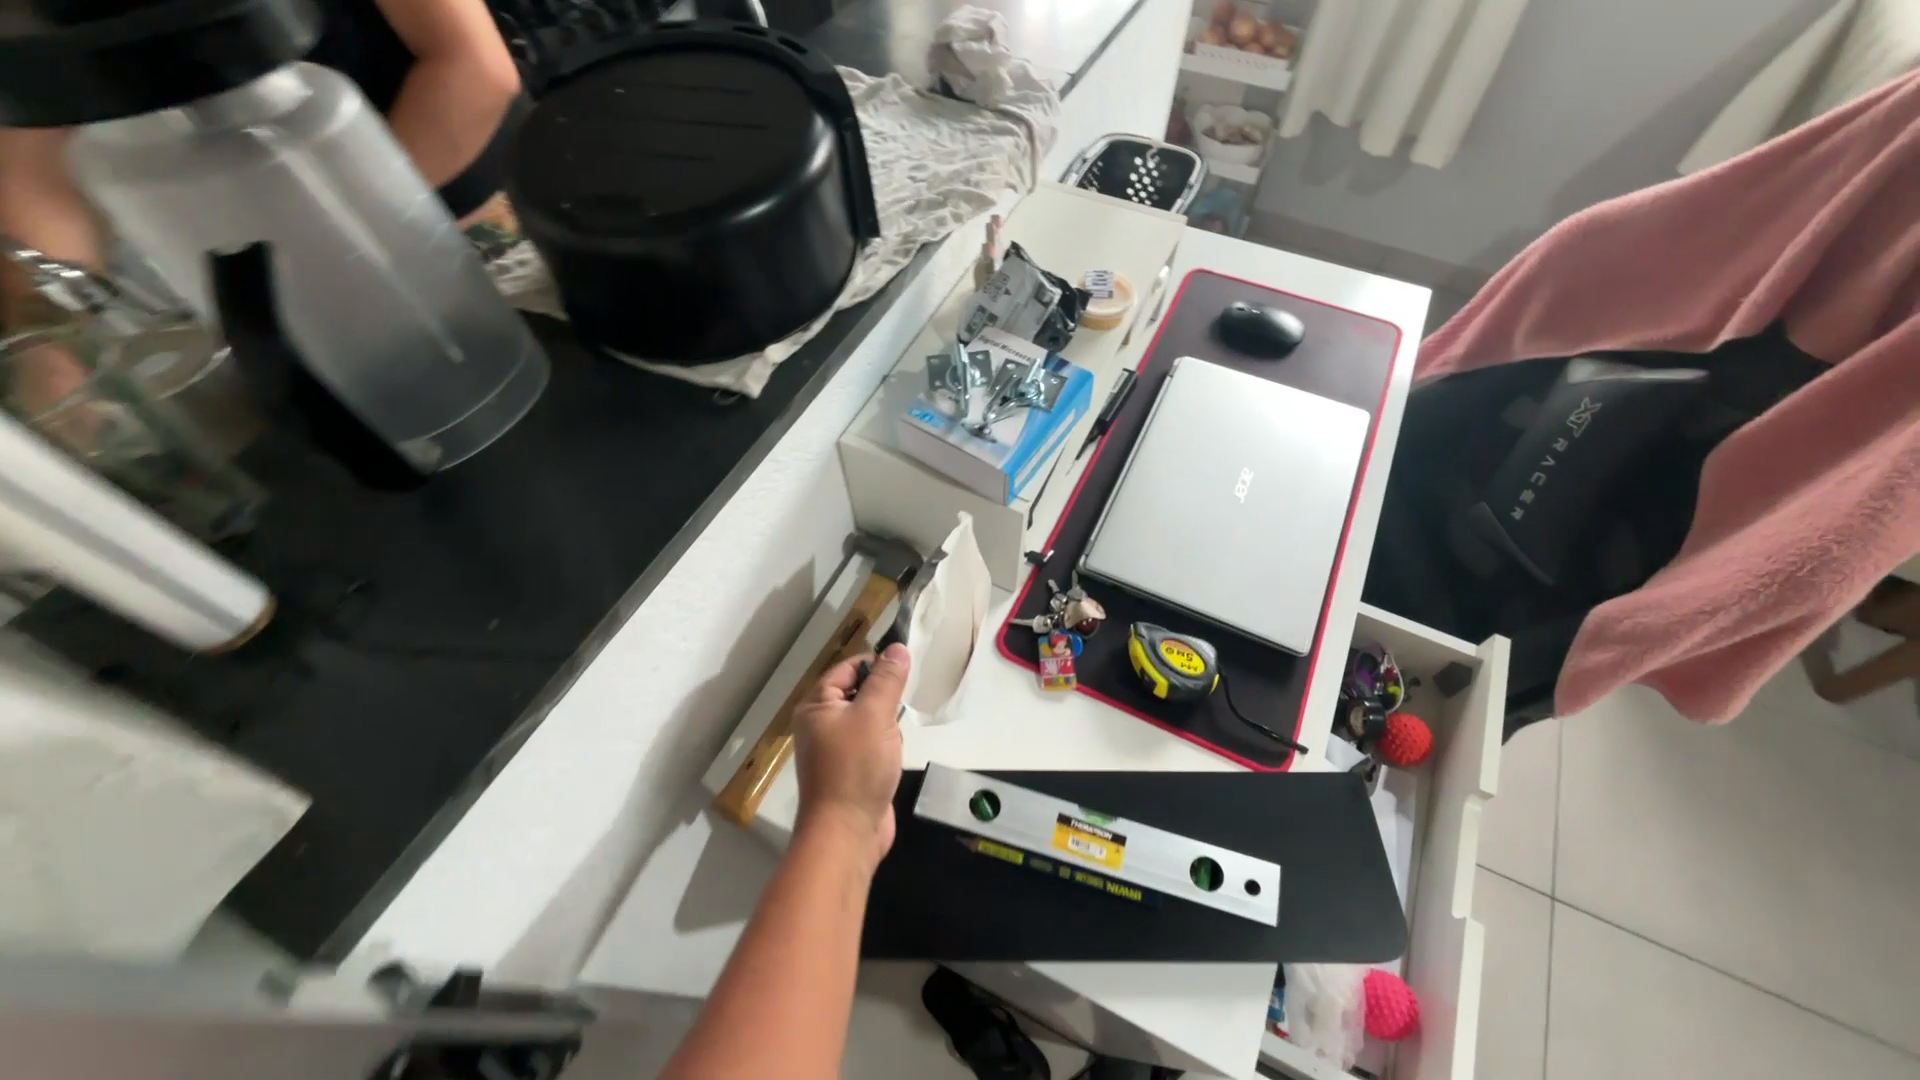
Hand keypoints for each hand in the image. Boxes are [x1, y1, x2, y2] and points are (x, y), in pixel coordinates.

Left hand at [792, 643, 908, 864]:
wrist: (847, 831)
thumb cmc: (856, 767)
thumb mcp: (874, 715)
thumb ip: (887, 680)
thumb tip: (898, 648)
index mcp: (817, 705)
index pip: (848, 667)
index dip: (875, 665)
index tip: (904, 671)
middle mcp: (820, 723)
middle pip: (859, 692)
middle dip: (884, 700)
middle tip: (896, 712)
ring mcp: (834, 748)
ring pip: (870, 719)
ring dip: (887, 726)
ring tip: (891, 742)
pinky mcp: (850, 769)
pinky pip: (872, 743)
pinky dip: (885, 746)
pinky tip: (892, 758)